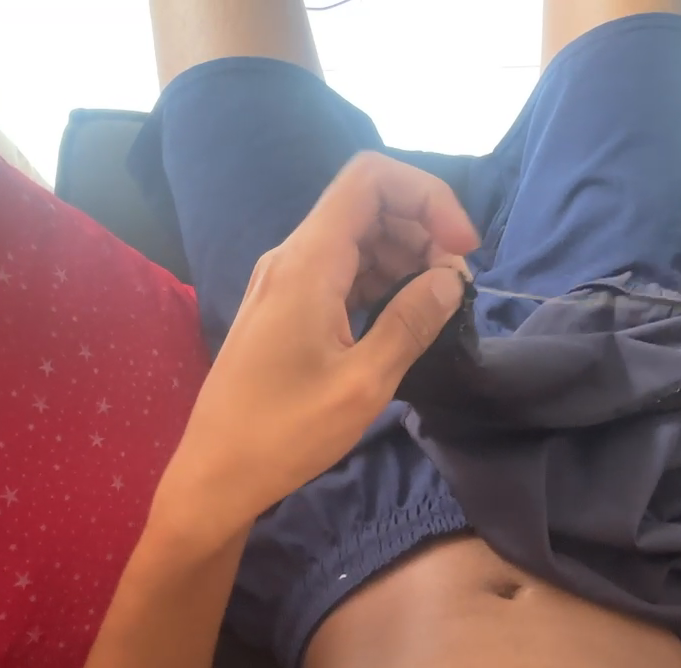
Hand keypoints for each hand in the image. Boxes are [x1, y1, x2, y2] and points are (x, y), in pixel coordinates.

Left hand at [155, 152, 478, 539]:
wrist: (217, 473)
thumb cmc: (285, 433)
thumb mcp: (362, 384)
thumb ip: (410, 324)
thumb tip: (450, 280)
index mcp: (308, 263)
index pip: (371, 180)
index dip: (427, 196)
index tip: (463, 249)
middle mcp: (291, 258)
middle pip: (366, 207)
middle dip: (422, 231)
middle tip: (455, 286)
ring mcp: (284, 284)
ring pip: (354, 242)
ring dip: (403, 260)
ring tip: (437, 306)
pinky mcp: (284, 312)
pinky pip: (339, 275)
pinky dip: (378, 284)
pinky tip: (402, 318)